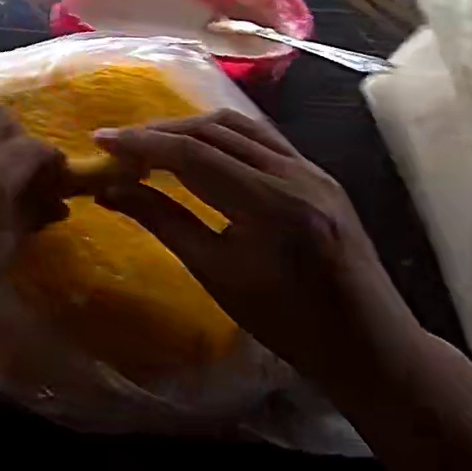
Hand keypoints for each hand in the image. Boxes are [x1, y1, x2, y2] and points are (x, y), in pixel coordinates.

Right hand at [92, 109, 423, 381]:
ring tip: (151, 144)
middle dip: (158, 132)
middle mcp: (296, 176)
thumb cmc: (285, 318)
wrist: (372, 345)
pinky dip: (217, 134)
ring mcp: (313, 172)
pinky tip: (195, 149)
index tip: (99, 140)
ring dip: (187, 127)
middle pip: (212, 130)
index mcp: (271, 205)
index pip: (192, 154)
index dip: (140, 142)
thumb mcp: (213, 270)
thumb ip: (160, 220)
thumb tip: (108, 189)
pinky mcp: (318, 176)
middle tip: (119, 145)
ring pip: (237, 126)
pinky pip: (259, 137)